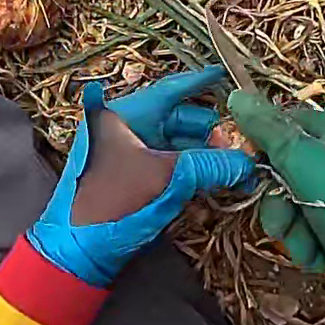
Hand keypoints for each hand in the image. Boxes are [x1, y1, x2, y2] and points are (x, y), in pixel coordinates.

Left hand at [29, 75, 254, 287]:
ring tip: (233, 167)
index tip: (223, 74)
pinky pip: (165, 164)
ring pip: (173, 144)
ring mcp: (123, 153)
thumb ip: (210, 165)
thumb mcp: (166, 178)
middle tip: (240, 147)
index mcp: (121, 115)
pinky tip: (212, 180)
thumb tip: (248, 161)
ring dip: (202, 154)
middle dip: (209, 131)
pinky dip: (188, 170)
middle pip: (176, 119)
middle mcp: (121, 127)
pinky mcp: (127, 177)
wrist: (77, 249)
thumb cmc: (114, 202)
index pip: (168, 91)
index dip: (198, 82)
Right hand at [228, 90, 324, 324]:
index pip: (285, 123)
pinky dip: (316, 242)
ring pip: (302, 201)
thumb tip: (236, 94)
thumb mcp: (302, 163)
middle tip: (279, 226)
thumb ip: (266, 129)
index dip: (261, 149)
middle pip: (289, 168)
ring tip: (306, 250)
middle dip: (277, 203)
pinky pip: (324, 224)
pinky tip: (322, 257)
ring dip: (293, 229)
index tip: (252, 175)